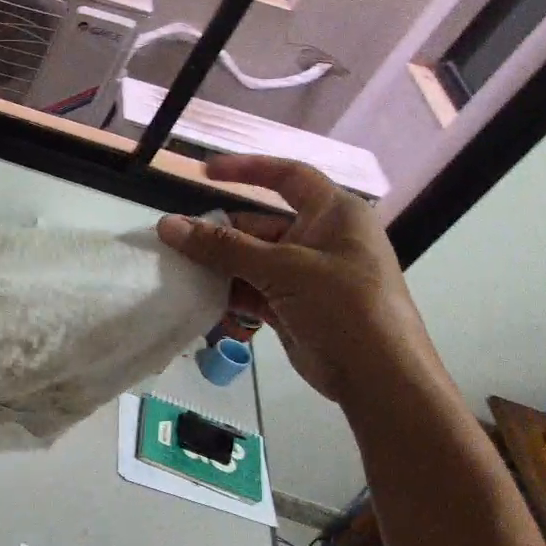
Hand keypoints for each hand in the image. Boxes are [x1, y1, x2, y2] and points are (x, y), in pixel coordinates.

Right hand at [155, 155, 438, 404]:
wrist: (378, 376)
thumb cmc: (344, 306)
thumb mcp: (282, 269)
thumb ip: (222, 248)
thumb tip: (167, 225)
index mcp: (335, 214)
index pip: (288, 177)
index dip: (248, 169)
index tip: (205, 171)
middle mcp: (320, 239)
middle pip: (258, 225)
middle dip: (218, 233)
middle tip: (174, 243)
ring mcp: (306, 275)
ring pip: (250, 260)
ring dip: (216, 266)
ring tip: (175, 270)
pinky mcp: (292, 306)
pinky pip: (250, 289)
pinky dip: (226, 292)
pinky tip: (195, 296)